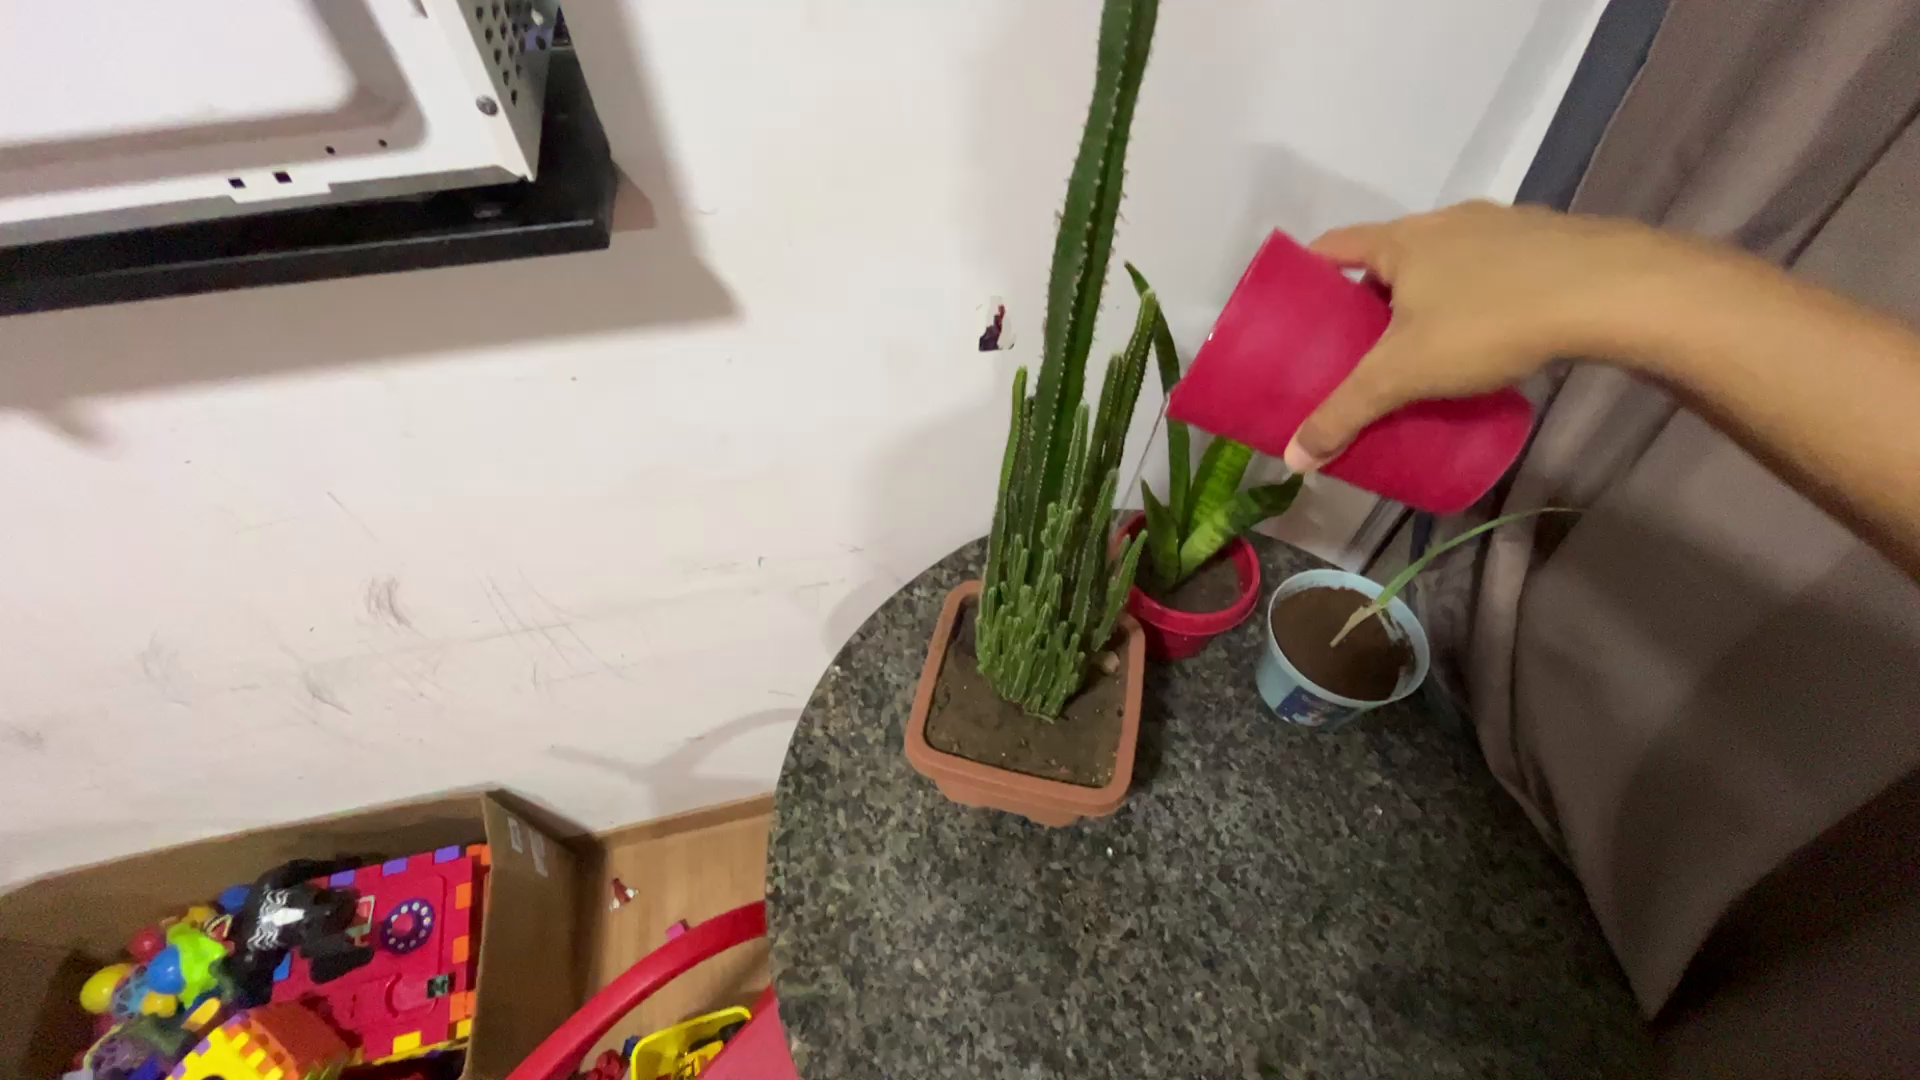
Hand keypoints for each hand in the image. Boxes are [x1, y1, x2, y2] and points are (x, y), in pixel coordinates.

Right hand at [1283, 201, 1702, 472]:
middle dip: (1363, 295)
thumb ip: (1343, 414)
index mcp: (1402, 240)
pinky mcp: (1550, 244)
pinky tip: (1479, 336)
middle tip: (1350, 342)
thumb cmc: (1490, 321)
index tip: (1292, 306)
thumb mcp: (1401, 376)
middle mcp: (1447, 221)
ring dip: (1420, 296)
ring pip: (1441, 262)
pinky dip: (1471, 297)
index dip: (1304, 270)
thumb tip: (1294, 459)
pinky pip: (1489, 269)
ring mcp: (1504, 228)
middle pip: (1385, 256)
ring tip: (1413, 344)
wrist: (1622, 294)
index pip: (1332, 244)